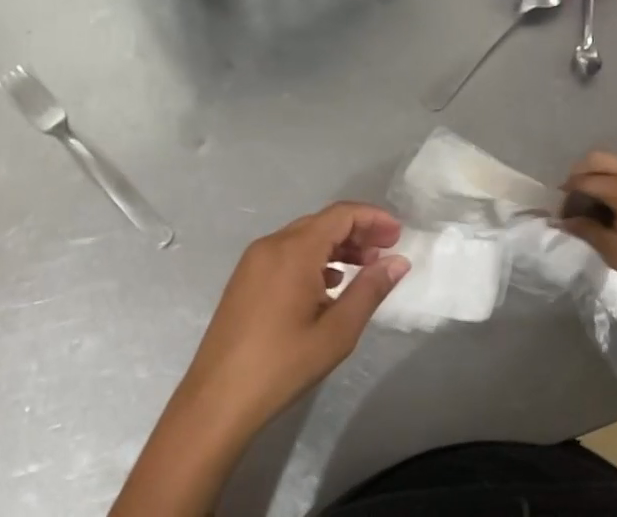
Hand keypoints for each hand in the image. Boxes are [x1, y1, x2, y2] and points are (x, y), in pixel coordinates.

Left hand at [174, 203, 409, 435]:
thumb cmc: (282, 364)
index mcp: (294, 250)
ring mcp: (253, 262)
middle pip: (322, 223)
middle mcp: (271, 245)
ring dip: (336, 247)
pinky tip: (329, 285)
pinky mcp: (244, 281)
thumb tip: (398, 262)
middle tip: (387, 251)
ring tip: (365, 268)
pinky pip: (286, 255)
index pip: (341, 215)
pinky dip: (314, 259)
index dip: (373, 218)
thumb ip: (370, 290)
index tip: (398, 235)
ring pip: (303, 239)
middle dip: (358, 232)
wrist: (217, 401)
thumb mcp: (337, 331)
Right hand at [560, 151, 616, 308]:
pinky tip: (609, 206)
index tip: (560, 215)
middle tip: (571, 203)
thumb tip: (564, 221)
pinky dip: (611, 181)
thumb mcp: (614, 250)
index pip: (585, 181)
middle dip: (578, 176)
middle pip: (597, 160)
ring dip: (595, 177)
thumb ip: (586, 230)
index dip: (568, 196)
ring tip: (589, 205)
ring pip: (612, 163)